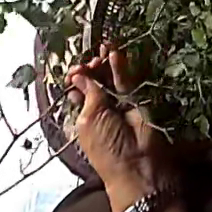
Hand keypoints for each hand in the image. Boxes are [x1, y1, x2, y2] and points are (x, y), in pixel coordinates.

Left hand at [68, 44, 173, 200]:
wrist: (136, 163)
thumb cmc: (106, 146)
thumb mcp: (89, 118)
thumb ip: (88, 93)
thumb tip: (78, 74)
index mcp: (83, 114)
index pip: (78, 89)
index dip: (76, 77)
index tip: (74, 71)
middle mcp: (101, 106)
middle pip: (95, 79)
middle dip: (91, 67)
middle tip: (90, 62)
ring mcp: (119, 101)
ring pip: (110, 77)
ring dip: (105, 62)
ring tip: (103, 48)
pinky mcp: (136, 98)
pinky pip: (126, 80)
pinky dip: (119, 67)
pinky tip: (114, 54)